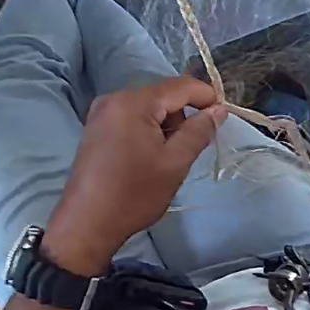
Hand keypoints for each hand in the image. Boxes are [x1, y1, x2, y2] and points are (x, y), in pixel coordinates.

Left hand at [40, 77, 225, 276]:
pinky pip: (133, 118)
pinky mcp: (97, 128)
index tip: (223, 117)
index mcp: (133, 102)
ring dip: (168, 124)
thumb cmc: (134, 193)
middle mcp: (114, 99)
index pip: (180, 86)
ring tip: (172, 156)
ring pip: (149, 107)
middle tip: (196, 145)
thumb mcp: (175, 163)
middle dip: (185, 114)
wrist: (87, 224)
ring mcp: (102, 113)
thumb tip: (218, 110)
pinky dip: (150, 130)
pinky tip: (152, 156)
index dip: (207, 97)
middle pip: (163, 95)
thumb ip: (199, 131)